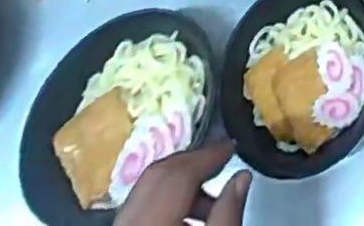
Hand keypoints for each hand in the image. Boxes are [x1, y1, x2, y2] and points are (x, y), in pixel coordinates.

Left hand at [113, 141, 251, 225]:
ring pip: (148, 189)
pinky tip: (189, 217)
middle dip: (192, 164)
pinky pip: (140, 208)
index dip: (208, 154)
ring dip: (180, 185)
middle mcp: (128, 218)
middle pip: (160, 174)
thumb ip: (228, 213)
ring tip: (211, 202)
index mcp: (151, 218)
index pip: (179, 172)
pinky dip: (165, 202)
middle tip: (221, 161)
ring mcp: (120, 224)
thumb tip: (243, 176)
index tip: (232, 144)